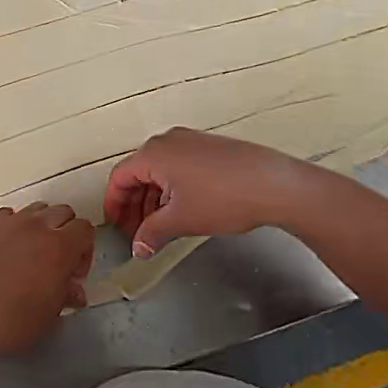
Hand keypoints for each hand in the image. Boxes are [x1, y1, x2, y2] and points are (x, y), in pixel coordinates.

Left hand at [0, 203, 94, 367]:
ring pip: (36, 209)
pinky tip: (7, 249)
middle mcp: (36, 226)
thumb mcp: (49, 316)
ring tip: (33, 252)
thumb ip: (66, 296)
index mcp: (60, 247)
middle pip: (63, 212)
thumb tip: (73, 291)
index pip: (85, 229)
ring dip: (42, 225)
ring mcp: (9, 223)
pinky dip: (13, 226)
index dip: (84, 250)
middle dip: (66, 233)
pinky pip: (8, 215)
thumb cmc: (11, 323)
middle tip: (58, 261)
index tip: (74, 273)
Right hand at [104, 127, 323, 257]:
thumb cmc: (225, 197)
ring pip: (159, 171)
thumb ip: (152, 233)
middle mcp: (168, 141)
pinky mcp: (208, 148)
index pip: (120, 177)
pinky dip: (171, 189)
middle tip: (136, 233)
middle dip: (134, 205)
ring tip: (158, 228)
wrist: (273, 184)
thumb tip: (139, 246)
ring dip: (152, 200)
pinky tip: (180, 211)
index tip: (114, 225)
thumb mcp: (181, 220)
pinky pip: (177, 167)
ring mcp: (190, 141)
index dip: (113, 204)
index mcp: (154, 153)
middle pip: (138, 173)